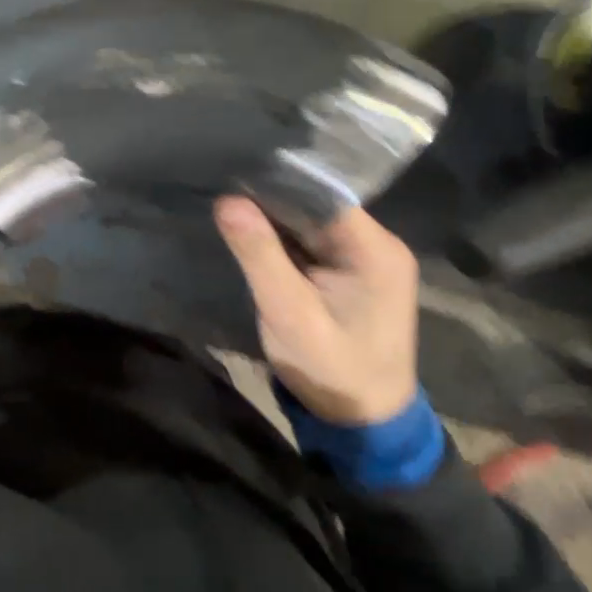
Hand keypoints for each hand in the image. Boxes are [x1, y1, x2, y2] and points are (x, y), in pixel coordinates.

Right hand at [213, 196, 419, 425]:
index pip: (320, 193)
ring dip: (267, 216)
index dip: (274, 181)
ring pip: (305, 220)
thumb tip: (227, 200)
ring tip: (222, 201)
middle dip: (266, 197)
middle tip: (216, 186)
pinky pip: (304, 239)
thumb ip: (260, 254)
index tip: (228, 170)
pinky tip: (243, 229)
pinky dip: (276, 235)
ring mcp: (361, 259)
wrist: (361, 421)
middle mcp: (375, 245)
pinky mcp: (344, 272)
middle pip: (312, 204)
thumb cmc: (331, 367)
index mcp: (375, 249)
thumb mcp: (289, 312)